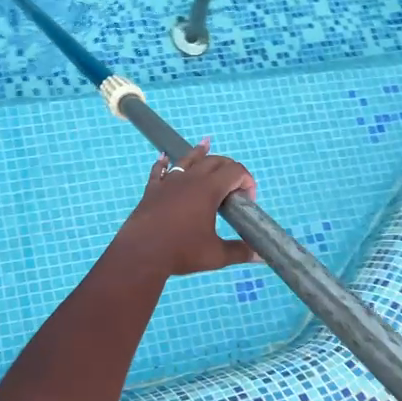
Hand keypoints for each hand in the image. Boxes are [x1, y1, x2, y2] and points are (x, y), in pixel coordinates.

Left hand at [111, 138, 258, 277]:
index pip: (235, 171)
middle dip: (228, 167)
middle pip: (214, 161)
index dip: (247, 181)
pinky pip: (159, 170)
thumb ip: (239, 252)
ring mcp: (168, 182)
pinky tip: (164, 157)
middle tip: (234, 184)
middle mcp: (190, 179)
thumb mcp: (215, 255)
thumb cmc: (181, 252)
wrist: (141, 253)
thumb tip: (260, 256)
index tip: (247, 201)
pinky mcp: (152, 190)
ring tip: (206, 143)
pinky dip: (164, 162)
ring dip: (199, 152)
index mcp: (209, 189)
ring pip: (187, 159)